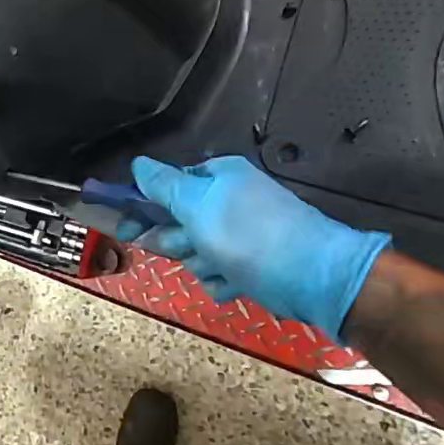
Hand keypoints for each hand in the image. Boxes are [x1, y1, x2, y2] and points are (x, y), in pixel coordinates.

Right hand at [118, 155, 388, 340]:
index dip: (144, 208)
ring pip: (195, 252)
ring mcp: (241, 234)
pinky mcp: (252, 263)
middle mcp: (229, 201)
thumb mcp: (198, 204)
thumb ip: (163, 185)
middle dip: (178, 240)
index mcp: (217, 177)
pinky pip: (218, 272)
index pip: (166, 187)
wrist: (316, 278)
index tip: (127, 229)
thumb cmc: (250, 236)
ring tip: (222, 266)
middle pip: (177, 222)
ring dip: (202, 263)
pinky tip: (236, 281)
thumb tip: (138, 163)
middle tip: (189, 246)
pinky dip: (222, 279)